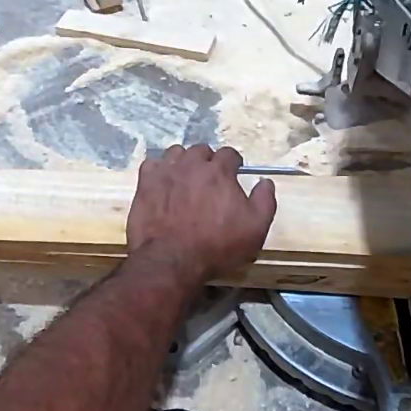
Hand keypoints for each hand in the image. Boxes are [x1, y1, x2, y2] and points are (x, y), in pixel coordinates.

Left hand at [127, 145, 277, 287]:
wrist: (172, 259)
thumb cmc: (217, 247)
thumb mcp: (255, 229)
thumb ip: (264, 201)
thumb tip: (265, 181)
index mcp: (219, 172)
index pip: (229, 154)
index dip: (233, 163)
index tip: (233, 173)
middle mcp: (191, 165)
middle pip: (201, 151)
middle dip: (207, 161)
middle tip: (208, 179)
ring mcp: (165, 173)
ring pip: (175, 154)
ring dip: (182, 161)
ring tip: (184, 178)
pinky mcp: (144, 184)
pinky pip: (151, 165)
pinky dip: (157, 170)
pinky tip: (161, 182)